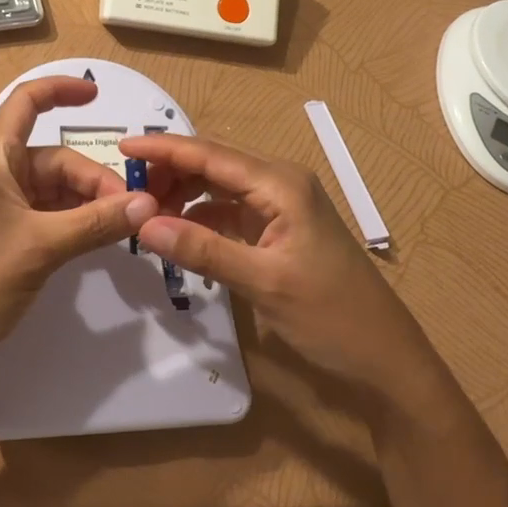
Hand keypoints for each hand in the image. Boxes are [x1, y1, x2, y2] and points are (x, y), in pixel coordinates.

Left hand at [0, 77, 158, 376]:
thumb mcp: (43, 247)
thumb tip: (149, 204)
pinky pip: (41, 210)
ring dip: (85, 201)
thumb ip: (97, 222)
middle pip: (52, 157)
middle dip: (93, 178)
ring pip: (50, 187)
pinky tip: (95, 238)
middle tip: (132, 213)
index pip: (26, 102)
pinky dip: (69, 219)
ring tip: (120, 228)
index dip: (61, 90)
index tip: (98, 95)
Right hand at [125, 134, 418, 402]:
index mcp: (281, 183)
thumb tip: (145, 225)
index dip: (165, 149)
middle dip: (170, 171)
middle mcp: (280, 183)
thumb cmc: (331, 315)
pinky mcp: (278, 230)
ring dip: (184, 194)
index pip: (211, 154)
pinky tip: (178, 233)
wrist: (385, 357)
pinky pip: (230, 210)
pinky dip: (201, 216)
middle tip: (127, 191)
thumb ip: (203, 250)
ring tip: (147, 214)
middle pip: (213, 163)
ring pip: (219, 186)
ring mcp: (281, 206)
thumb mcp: (263, 283)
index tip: (122, 149)